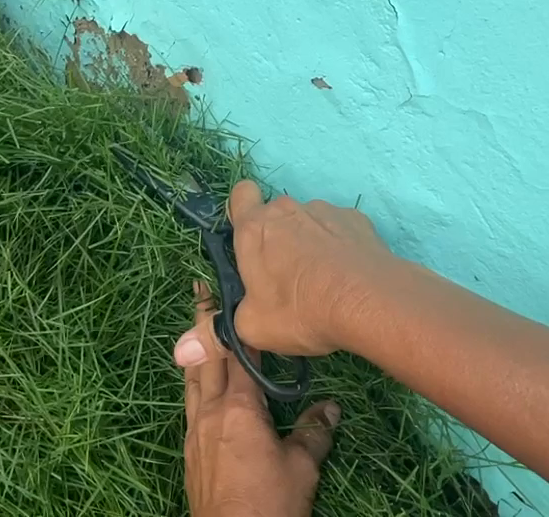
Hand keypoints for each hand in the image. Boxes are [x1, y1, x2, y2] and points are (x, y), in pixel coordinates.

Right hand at [179, 180, 398, 360]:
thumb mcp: (253, 329)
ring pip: (308, 221)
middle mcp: (285, 209)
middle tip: (283, 275)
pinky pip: (339, 229)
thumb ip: (214, 337)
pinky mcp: (355, 221)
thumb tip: (180, 355)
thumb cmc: (299, 311)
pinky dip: (340, 246)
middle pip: (275, 213)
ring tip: (321, 280)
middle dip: (277, 236)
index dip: (242, 209)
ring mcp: (322, 211)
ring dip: (309, 241)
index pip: (240, 194)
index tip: (249, 238)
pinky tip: (347, 275)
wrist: (368, 302)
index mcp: (253, 227)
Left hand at [182, 281, 340, 516]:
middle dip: (204, 322)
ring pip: (192, 376)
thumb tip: (332, 407)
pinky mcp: (189, 446)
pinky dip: (193, 380)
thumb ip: (314, 432)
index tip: (235, 296)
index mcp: (239, 407)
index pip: (239, 355)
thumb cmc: (271, 505)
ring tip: (193, 324)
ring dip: (195, 348)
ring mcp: (195, 427)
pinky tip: (197, 380)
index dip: (239, 326)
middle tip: (199, 290)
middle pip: (207, 355)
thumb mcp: (302, 470)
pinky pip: (189, 401)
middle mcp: (211, 409)